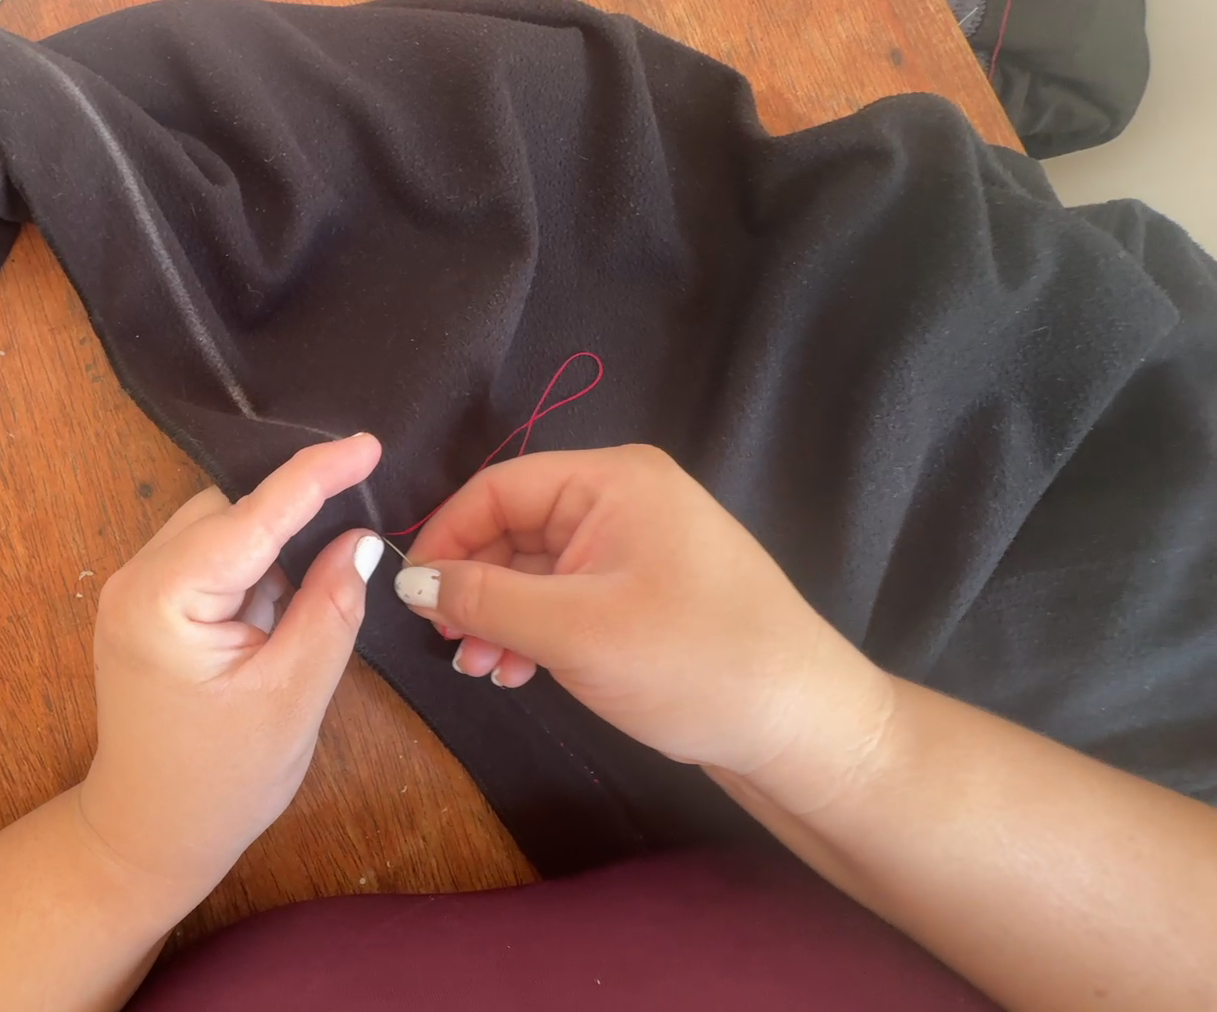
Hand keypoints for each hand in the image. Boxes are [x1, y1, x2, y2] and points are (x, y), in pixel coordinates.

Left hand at [78, 434, 385, 894]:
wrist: (148, 834)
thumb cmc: (221, 781)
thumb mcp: (292, 696)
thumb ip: (328, 607)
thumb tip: (359, 539)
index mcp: (164, 599)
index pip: (252, 516)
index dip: (315, 474)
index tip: (367, 444)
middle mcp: (137, 577)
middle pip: (228, 511)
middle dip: (291, 518)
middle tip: (352, 536)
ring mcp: (135, 588)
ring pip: (219, 529)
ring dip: (271, 547)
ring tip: (302, 600)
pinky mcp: (147, 603)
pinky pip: (208, 557)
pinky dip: (251, 568)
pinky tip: (274, 607)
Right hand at [394, 445, 892, 802]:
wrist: (810, 736)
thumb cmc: (694, 663)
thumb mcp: (574, 630)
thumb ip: (481, 598)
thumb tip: (406, 582)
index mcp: (610, 480)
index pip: (497, 489)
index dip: (446, 536)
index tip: (412, 594)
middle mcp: (617, 500)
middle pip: (510, 530)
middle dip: (472, 587)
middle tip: (446, 641)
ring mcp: (627, 545)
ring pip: (529, 569)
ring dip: (495, 615)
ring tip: (479, 666)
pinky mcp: (632, 588)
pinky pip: (557, 595)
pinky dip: (528, 629)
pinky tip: (513, 670)